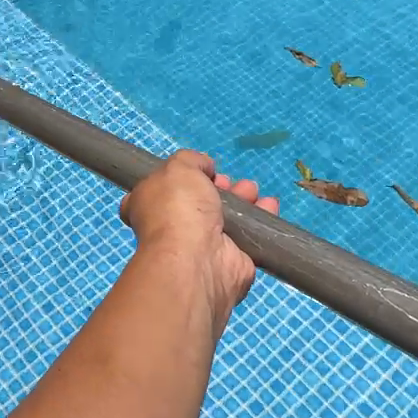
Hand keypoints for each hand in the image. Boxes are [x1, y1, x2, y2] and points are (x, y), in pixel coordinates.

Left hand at [119, 150, 278, 321]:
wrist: (198, 258)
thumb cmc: (178, 207)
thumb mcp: (178, 167)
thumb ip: (191, 160)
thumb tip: (204, 167)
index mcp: (148, 204)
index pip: (162, 188)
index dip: (182, 176)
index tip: (201, 171)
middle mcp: (171, 224)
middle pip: (199, 200)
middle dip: (218, 186)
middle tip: (229, 182)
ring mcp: (200, 243)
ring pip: (225, 215)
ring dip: (242, 198)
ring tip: (251, 190)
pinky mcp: (230, 257)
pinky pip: (247, 232)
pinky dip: (260, 216)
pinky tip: (269, 204)